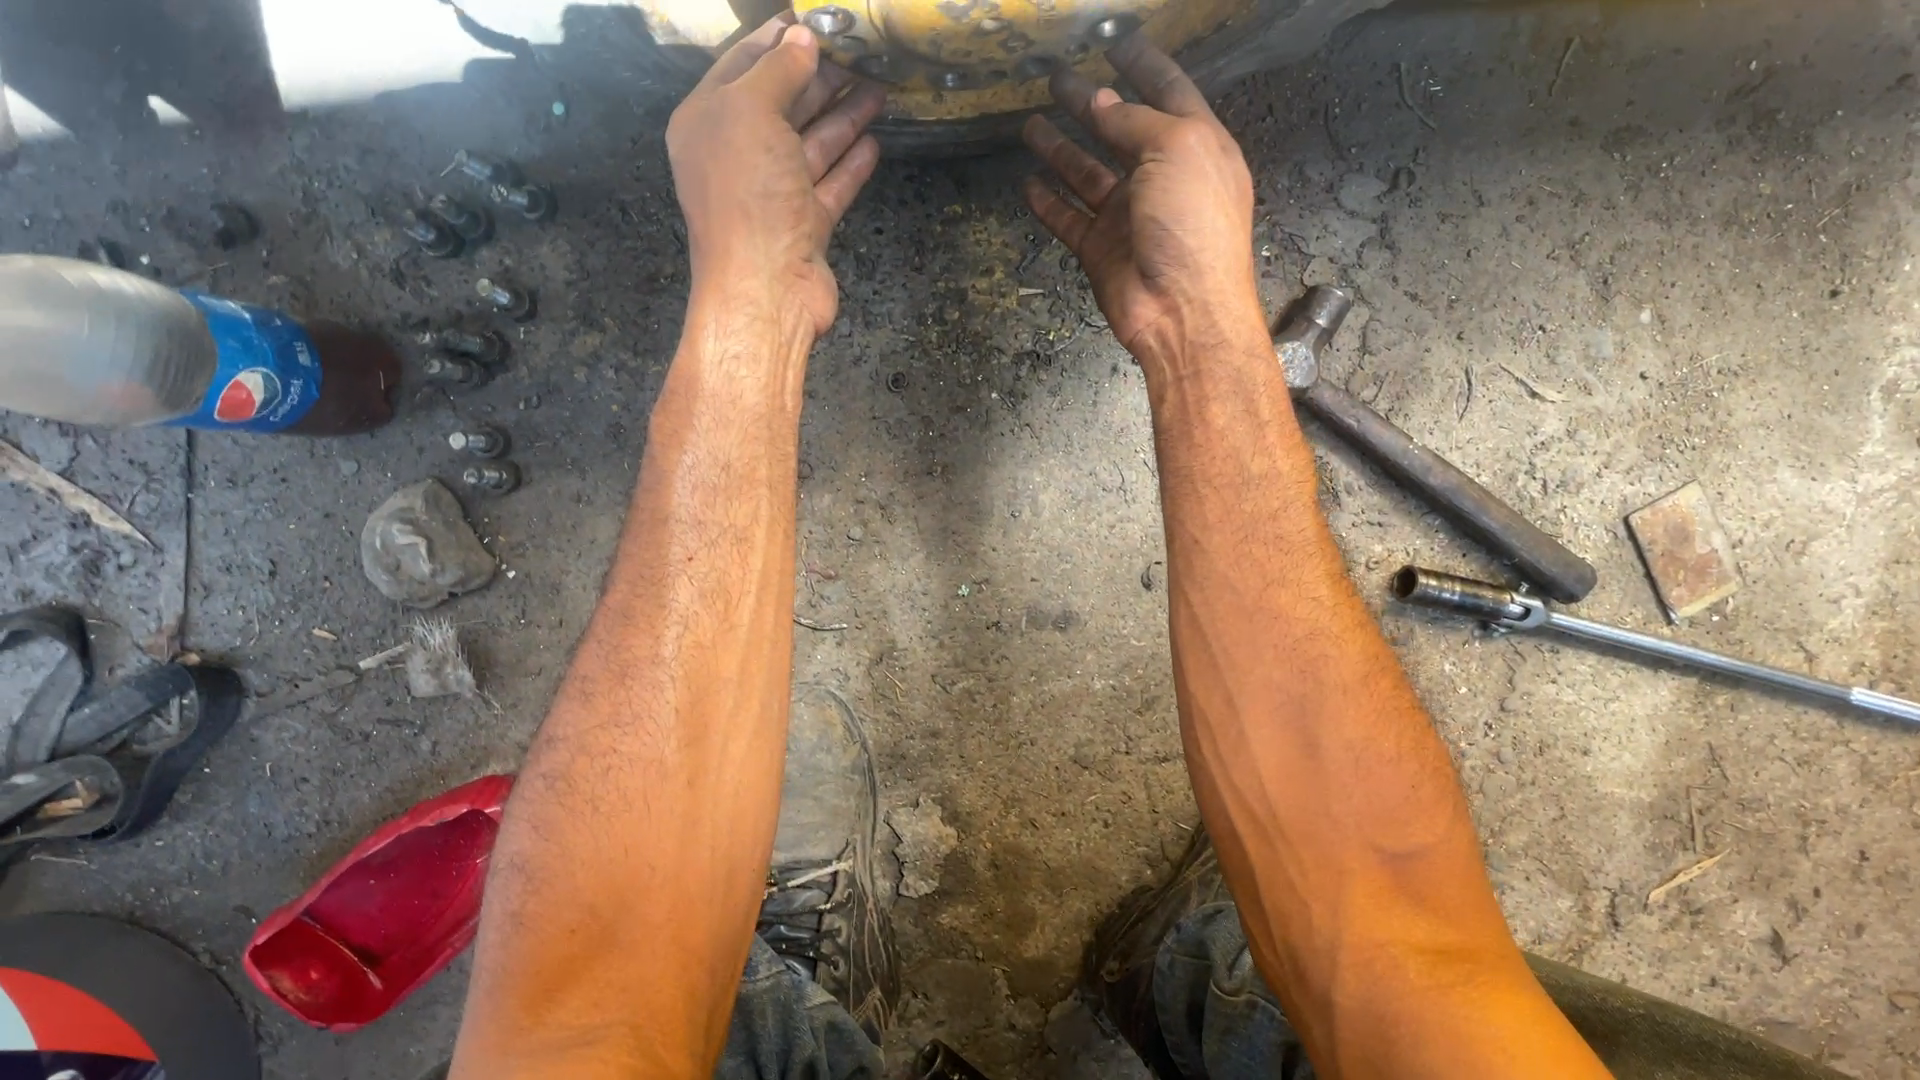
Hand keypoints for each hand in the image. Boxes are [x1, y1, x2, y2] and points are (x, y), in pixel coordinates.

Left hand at [667, 15, 885, 339]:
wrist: (765, 286)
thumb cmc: (747, 192)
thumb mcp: (750, 111)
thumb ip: (778, 70)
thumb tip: (803, 40)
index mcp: (708, 122)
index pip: (741, 65)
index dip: (776, 39)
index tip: (813, 19)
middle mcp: (738, 156)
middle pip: (781, 104)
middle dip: (818, 77)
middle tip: (859, 51)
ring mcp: (773, 194)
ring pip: (811, 144)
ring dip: (844, 115)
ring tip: (880, 86)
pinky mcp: (805, 226)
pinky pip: (830, 185)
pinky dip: (851, 163)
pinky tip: (874, 141)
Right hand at [1023, 37, 1263, 372]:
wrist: (1182, 310)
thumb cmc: (1193, 223)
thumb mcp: (1177, 150)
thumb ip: (1135, 121)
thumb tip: (1103, 101)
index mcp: (1195, 147)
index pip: (1168, 92)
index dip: (1142, 66)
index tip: (1115, 42)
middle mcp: (1161, 178)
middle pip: (1119, 131)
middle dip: (1090, 104)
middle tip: (1057, 79)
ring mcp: (1128, 216)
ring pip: (1087, 173)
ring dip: (1061, 149)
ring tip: (1030, 123)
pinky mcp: (1101, 249)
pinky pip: (1068, 219)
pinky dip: (1048, 202)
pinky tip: (1028, 182)